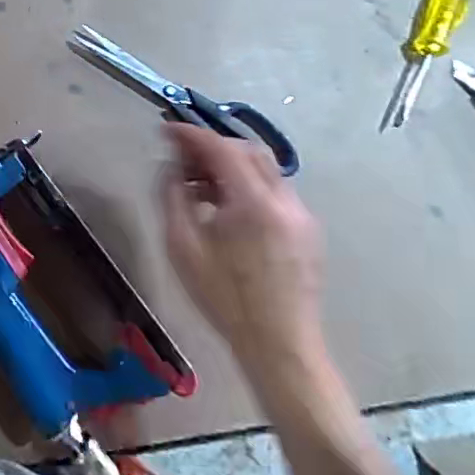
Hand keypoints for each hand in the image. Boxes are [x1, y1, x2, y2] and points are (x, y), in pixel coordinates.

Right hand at [159, 125, 323, 363]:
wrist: (280, 345)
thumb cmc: (226, 300)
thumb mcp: (183, 248)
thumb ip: (173, 198)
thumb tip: (172, 168)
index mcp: (253, 201)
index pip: (220, 148)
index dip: (191, 134)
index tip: (167, 129)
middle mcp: (283, 198)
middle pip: (246, 149)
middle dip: (212, 146)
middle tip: (182, 158)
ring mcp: (300, 213)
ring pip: (264, 168)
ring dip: (231, 165)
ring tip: (201, 185)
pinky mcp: (307, 229)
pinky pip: (275, 190)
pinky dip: (248, 185)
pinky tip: (228, 208)